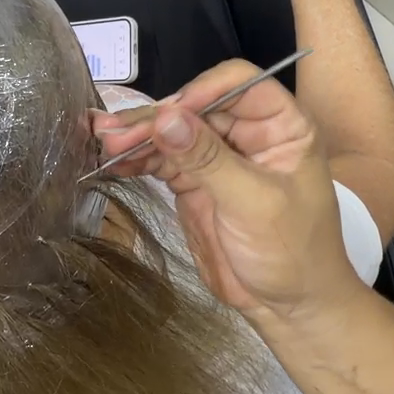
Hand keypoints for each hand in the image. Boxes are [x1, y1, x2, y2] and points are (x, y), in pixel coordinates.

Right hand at [94, 61, 361, 321]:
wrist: (288, 308)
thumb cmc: (292, 253)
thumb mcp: (253, 203)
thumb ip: (207, 159)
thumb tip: (165, 118)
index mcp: (280, 126)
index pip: (239, 84)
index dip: (201, 90)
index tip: (169, 114)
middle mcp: (245, 133)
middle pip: (192, 107)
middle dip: (153, 119)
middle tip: (112, 134)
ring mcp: (215, 156)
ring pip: (169, 132)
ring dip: (135, 137)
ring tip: (100, 142)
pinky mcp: (191, 180)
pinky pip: (158, 159)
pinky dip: (134, 159)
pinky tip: (111, 162)